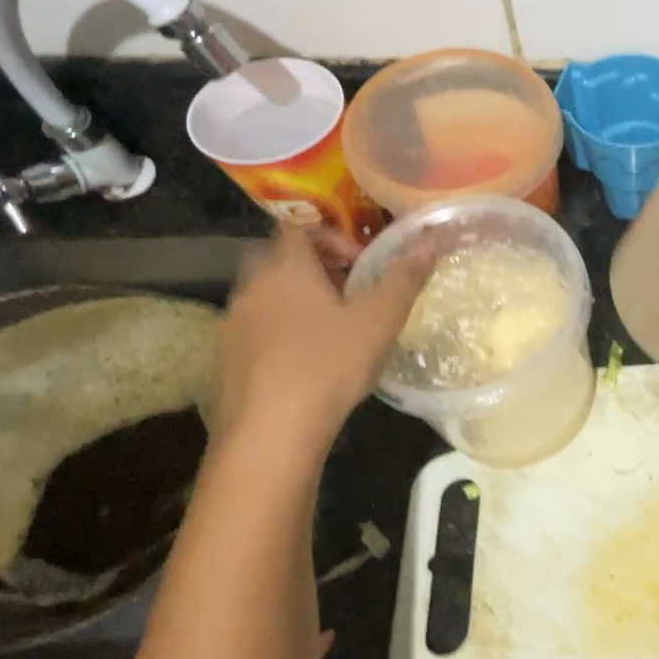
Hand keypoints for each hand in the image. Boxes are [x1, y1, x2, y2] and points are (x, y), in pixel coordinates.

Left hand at [215, 227, 426, 454]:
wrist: (271, 432)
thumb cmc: (329, 363)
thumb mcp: (380, 319)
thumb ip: (405, 278)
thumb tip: (430, 240)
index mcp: (286, 268)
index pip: (298, 226)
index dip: (332, 235)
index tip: (362, 260)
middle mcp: (252, 287)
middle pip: (280, 259)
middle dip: (316, 269)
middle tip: (352, 291)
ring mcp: (234, 324)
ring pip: (268, 296)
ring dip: (298, 302)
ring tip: (335, 329)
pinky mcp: (227, 360)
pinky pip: (258, 330)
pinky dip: (283, 333)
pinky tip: (309, 363)